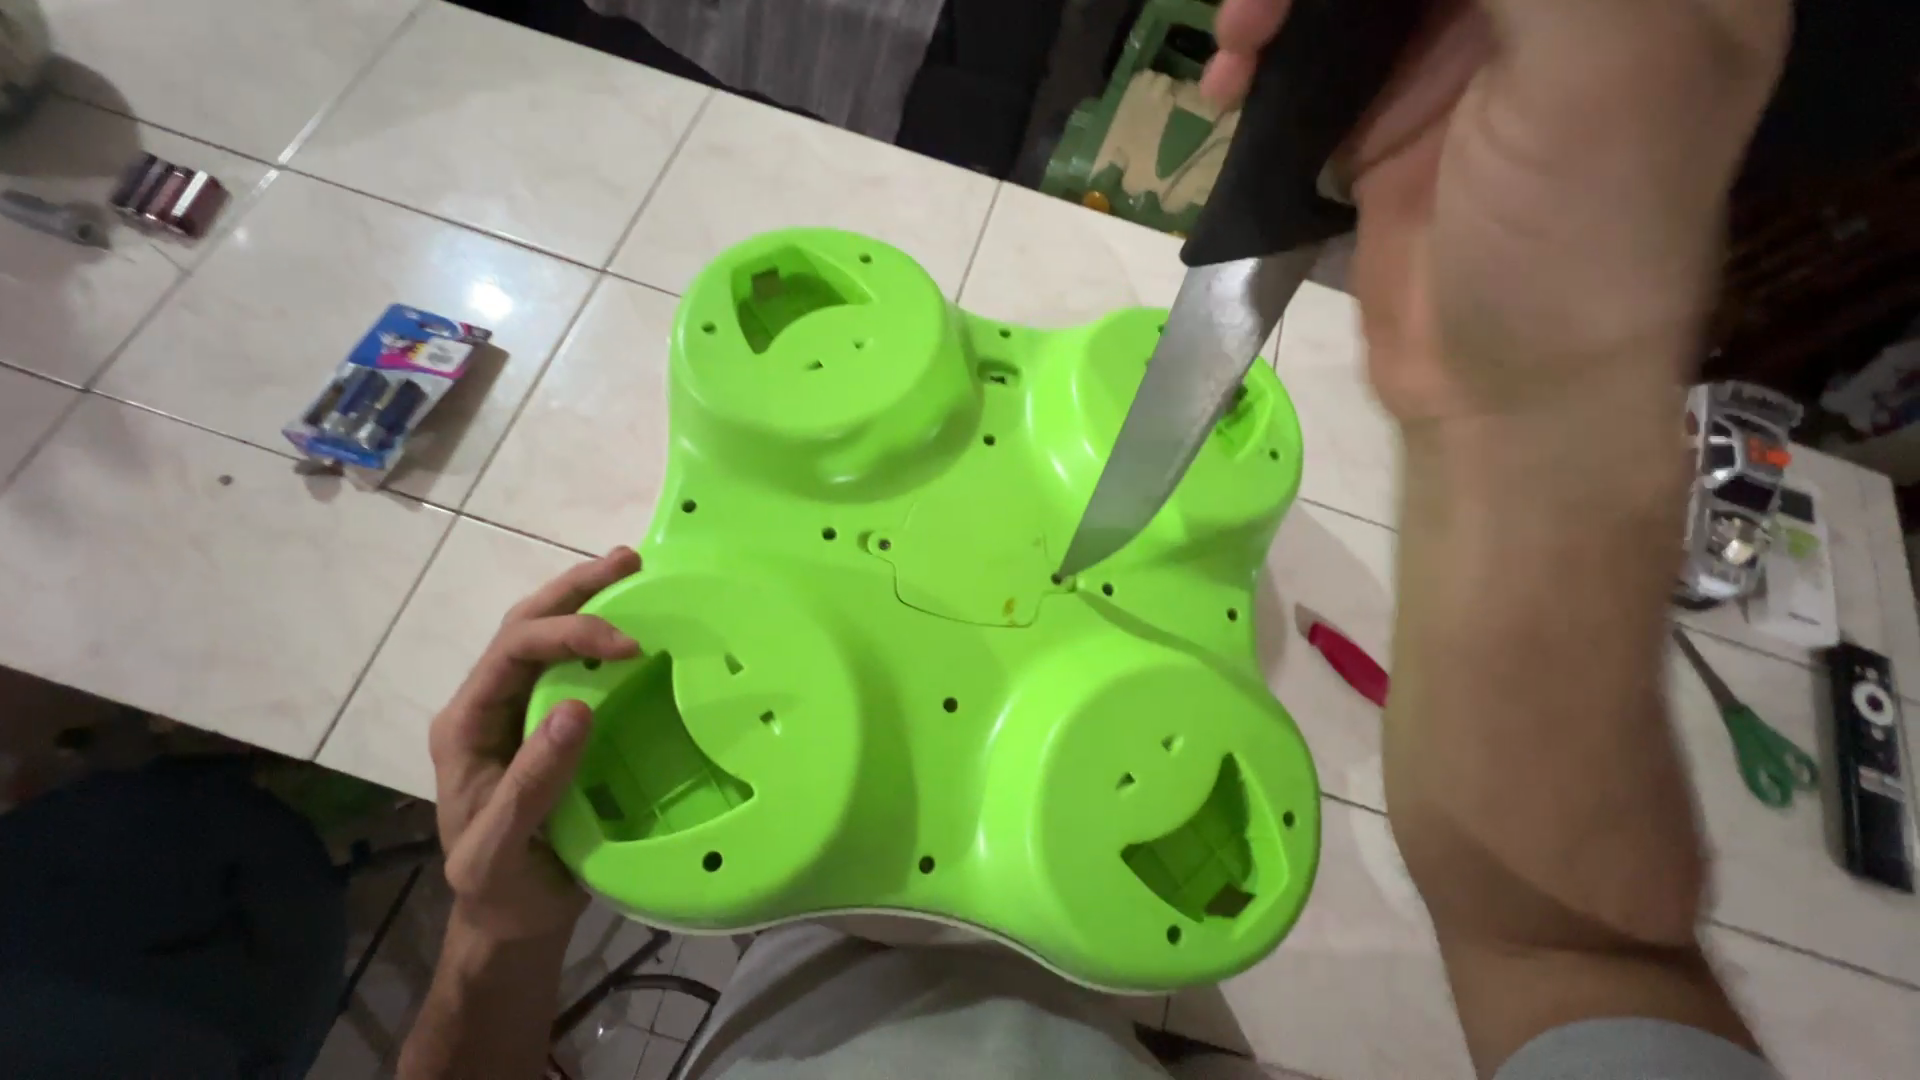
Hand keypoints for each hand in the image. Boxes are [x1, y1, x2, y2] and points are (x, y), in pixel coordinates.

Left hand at [427, 547, 642, 941]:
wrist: (512, 913)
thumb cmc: (502, 884)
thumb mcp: (503, 846)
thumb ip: (531, 784)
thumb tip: (578, 708)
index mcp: (468, 723)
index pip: (513, 651)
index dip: (570, 635)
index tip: (631, 646)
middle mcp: (492, 704)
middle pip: (524, 625)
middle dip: (574, 589)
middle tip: (627, 562)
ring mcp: (522, 710)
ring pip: (545, 634)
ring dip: (586, 597)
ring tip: (630, 568)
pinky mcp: (554, 721)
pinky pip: (574, 664)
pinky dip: (602, 631)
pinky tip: (634, 620)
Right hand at [1202, 0, 1789, 422]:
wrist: (1501, 386)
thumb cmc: (1573, 231)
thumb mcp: (1597, 62)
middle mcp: (1544, 3)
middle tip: (1253, 11)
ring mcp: (1456, 64)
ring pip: (1350, 3)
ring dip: (1279, 13)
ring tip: (1232, 53)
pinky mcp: (1387, 127)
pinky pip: (1314, 69)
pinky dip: (1265, 70)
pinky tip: (1231, 91)